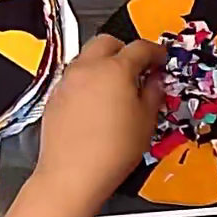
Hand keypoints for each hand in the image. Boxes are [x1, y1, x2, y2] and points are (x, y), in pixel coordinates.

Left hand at [36, 35, 163, 206]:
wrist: (72, 175)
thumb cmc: (112, 150)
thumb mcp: (147, 120)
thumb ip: (154, 92)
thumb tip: (155, 80)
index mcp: (116, 69)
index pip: (141, 47)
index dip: (156, 51)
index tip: (161, 59)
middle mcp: (88, 68)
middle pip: (108, 41)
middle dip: (125, 49)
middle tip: (138, 67)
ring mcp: (68, 80)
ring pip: (88, 57)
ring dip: (104, 63)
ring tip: (118, 86)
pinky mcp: (54, 96)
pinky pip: (74, 77)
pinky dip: (88, 81)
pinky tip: (98, 102)